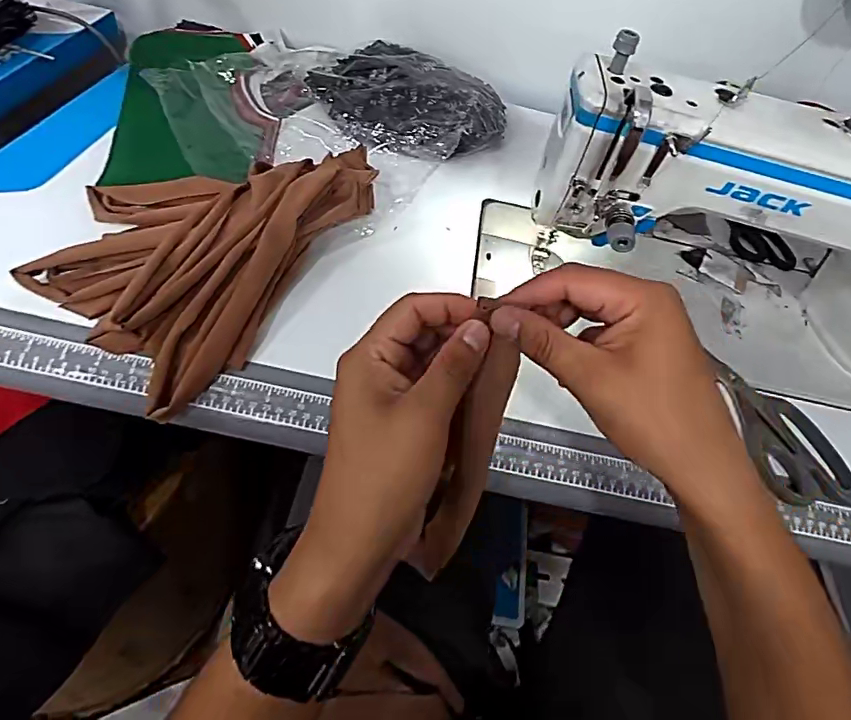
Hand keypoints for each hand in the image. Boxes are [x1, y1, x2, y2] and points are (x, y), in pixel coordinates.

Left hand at [270, 293, 511, 641]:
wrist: (357, 544)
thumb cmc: (375, 485)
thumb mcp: (425, 415)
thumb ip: (454, 366)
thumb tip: (475, 329)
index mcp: (367, 359)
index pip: (411, 309)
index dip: (450, 305)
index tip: (484, 314)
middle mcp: (373, 371)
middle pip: (420, 330)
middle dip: (458, 330)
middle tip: (493, 337)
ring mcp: (387, 395)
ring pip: (428, 358)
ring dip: (458, 357)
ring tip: (491, 361)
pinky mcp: (400, 417)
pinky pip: (430, 385)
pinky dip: (454, 382)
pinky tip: (476, 388)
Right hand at [489, 265, 762, 512]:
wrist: (702, 466)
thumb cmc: (665, 425)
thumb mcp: (590, 377)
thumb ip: (543, 341)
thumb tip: (509, 318)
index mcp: (644, 298)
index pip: (571, 279)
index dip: (529, 293)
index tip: (500, 308)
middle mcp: (651, 301)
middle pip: (580, 289)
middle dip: (542, 307)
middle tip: (509, 326)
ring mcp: (651, 319)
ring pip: (589, 308)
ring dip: (557, 324)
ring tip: (530, 343)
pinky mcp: (647, 339)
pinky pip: (601, 326)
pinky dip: (576, 338)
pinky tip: (560, 357)